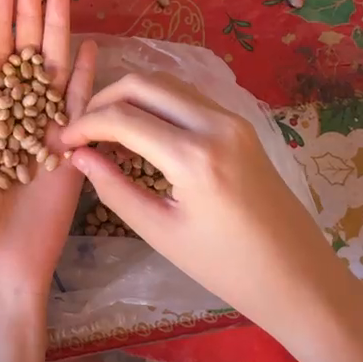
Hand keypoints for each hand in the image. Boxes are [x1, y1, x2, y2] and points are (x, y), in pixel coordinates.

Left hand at [0, 0, 96, 361]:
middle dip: (32, 14)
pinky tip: (89, 44)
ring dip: (59, 30)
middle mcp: (22, 112)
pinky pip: (84, 105)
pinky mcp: (76, 146)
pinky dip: (87, 76)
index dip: (2, 21)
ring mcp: (51, 127)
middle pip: (31, 53)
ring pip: (57, 68)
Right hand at [63, 74, 362, 361]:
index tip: (61, 139)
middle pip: (142, 83)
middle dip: (103, 98)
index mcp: (194, 157)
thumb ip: (114, 190)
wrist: (301, 279)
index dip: (85, 123)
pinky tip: (139, 126)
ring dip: (129, 95)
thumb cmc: (228, 269)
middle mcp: (213, 123)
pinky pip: (185, 96)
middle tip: (80, 126)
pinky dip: (155, 101)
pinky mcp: (238, 121)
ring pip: (165, 82)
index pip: (122, 117)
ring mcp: (230, 117)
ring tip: (104, 125)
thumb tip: (78, 157)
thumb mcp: (163, 234)